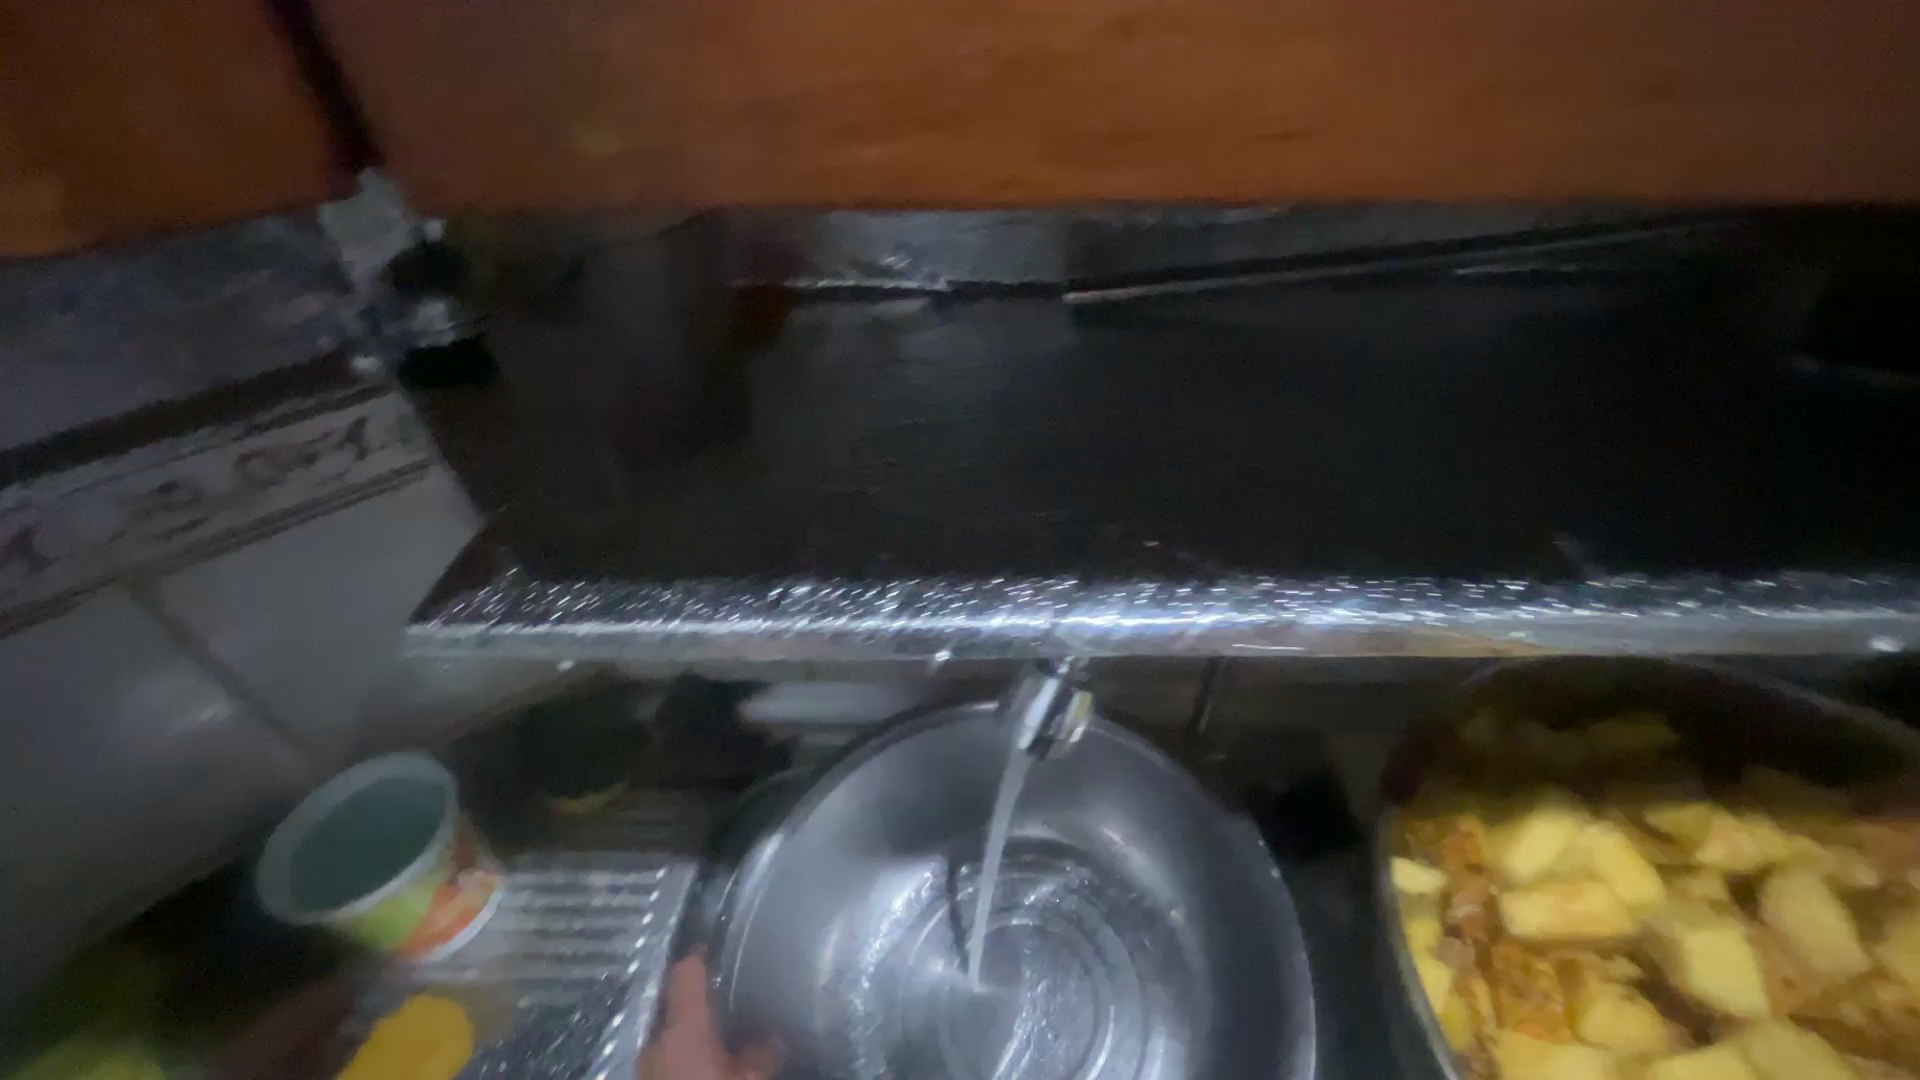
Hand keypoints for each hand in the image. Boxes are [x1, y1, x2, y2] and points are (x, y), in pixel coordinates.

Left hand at [641, 951, 781, 1079]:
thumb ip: (762, 1054)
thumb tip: (773, 1036)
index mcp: (681, 1026)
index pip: (685, 970)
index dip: (702, 952)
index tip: (720, 940)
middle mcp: (656, 1039)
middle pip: (677, 1002)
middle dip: (702, 997)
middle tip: (733, 990)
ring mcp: (645, 1066)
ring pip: (672, 1033)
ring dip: (694, 1029)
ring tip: (726, 1028)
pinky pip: (668, 1058)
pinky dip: (687, 1054)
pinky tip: (710, 1062)